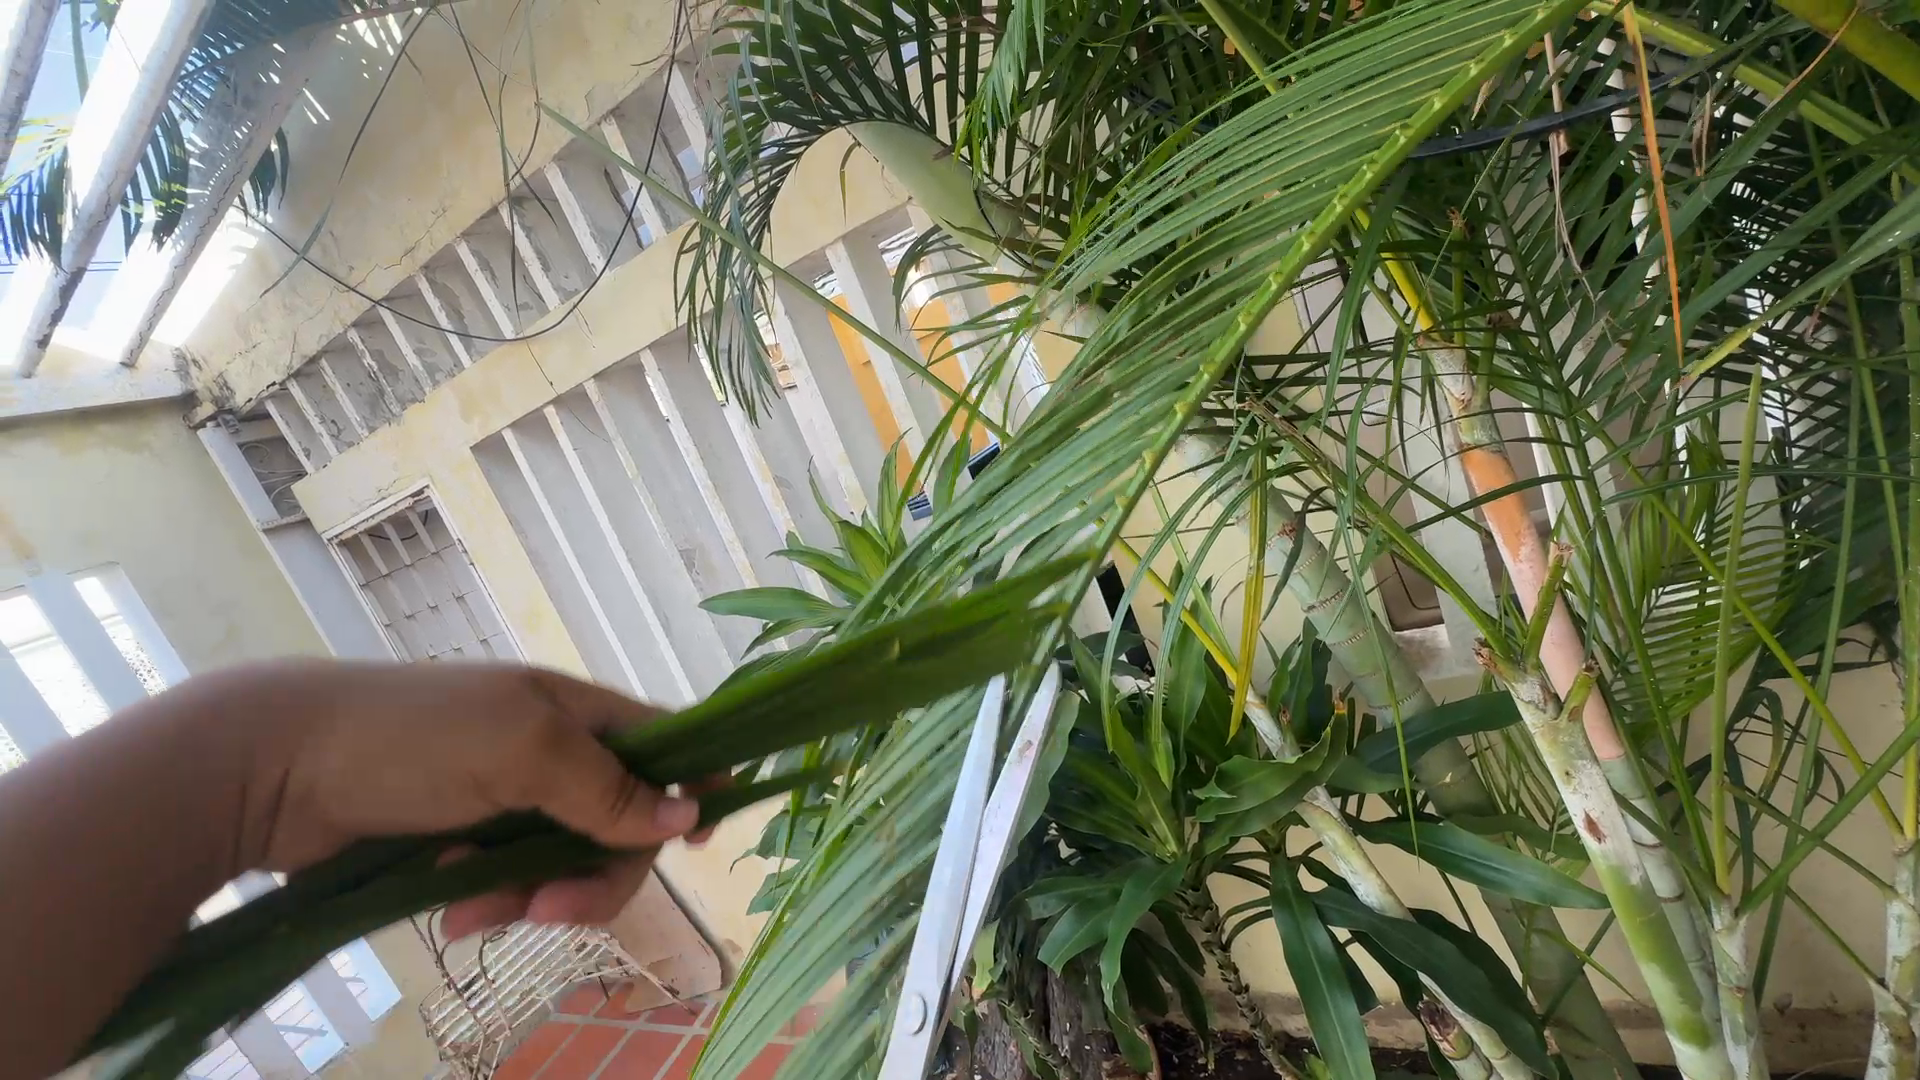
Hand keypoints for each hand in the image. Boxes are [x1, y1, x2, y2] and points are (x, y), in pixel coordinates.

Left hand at [197, 659, 700, 939]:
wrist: (274, 768)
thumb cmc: (417, 736)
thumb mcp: (524, 750)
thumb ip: (608, 787)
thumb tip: (689, 817)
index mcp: (583, 716)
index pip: (666, 742)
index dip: (695, 781)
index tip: (705, 836)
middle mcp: (561, 758)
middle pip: (624, 824)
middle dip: (597, 873)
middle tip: (550, 912)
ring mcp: (517, 802)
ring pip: (570, 863)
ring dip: (534, 894)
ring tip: (473, 908)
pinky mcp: (473, 844)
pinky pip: (516, 883)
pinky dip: (492, 900)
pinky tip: (450, 904)